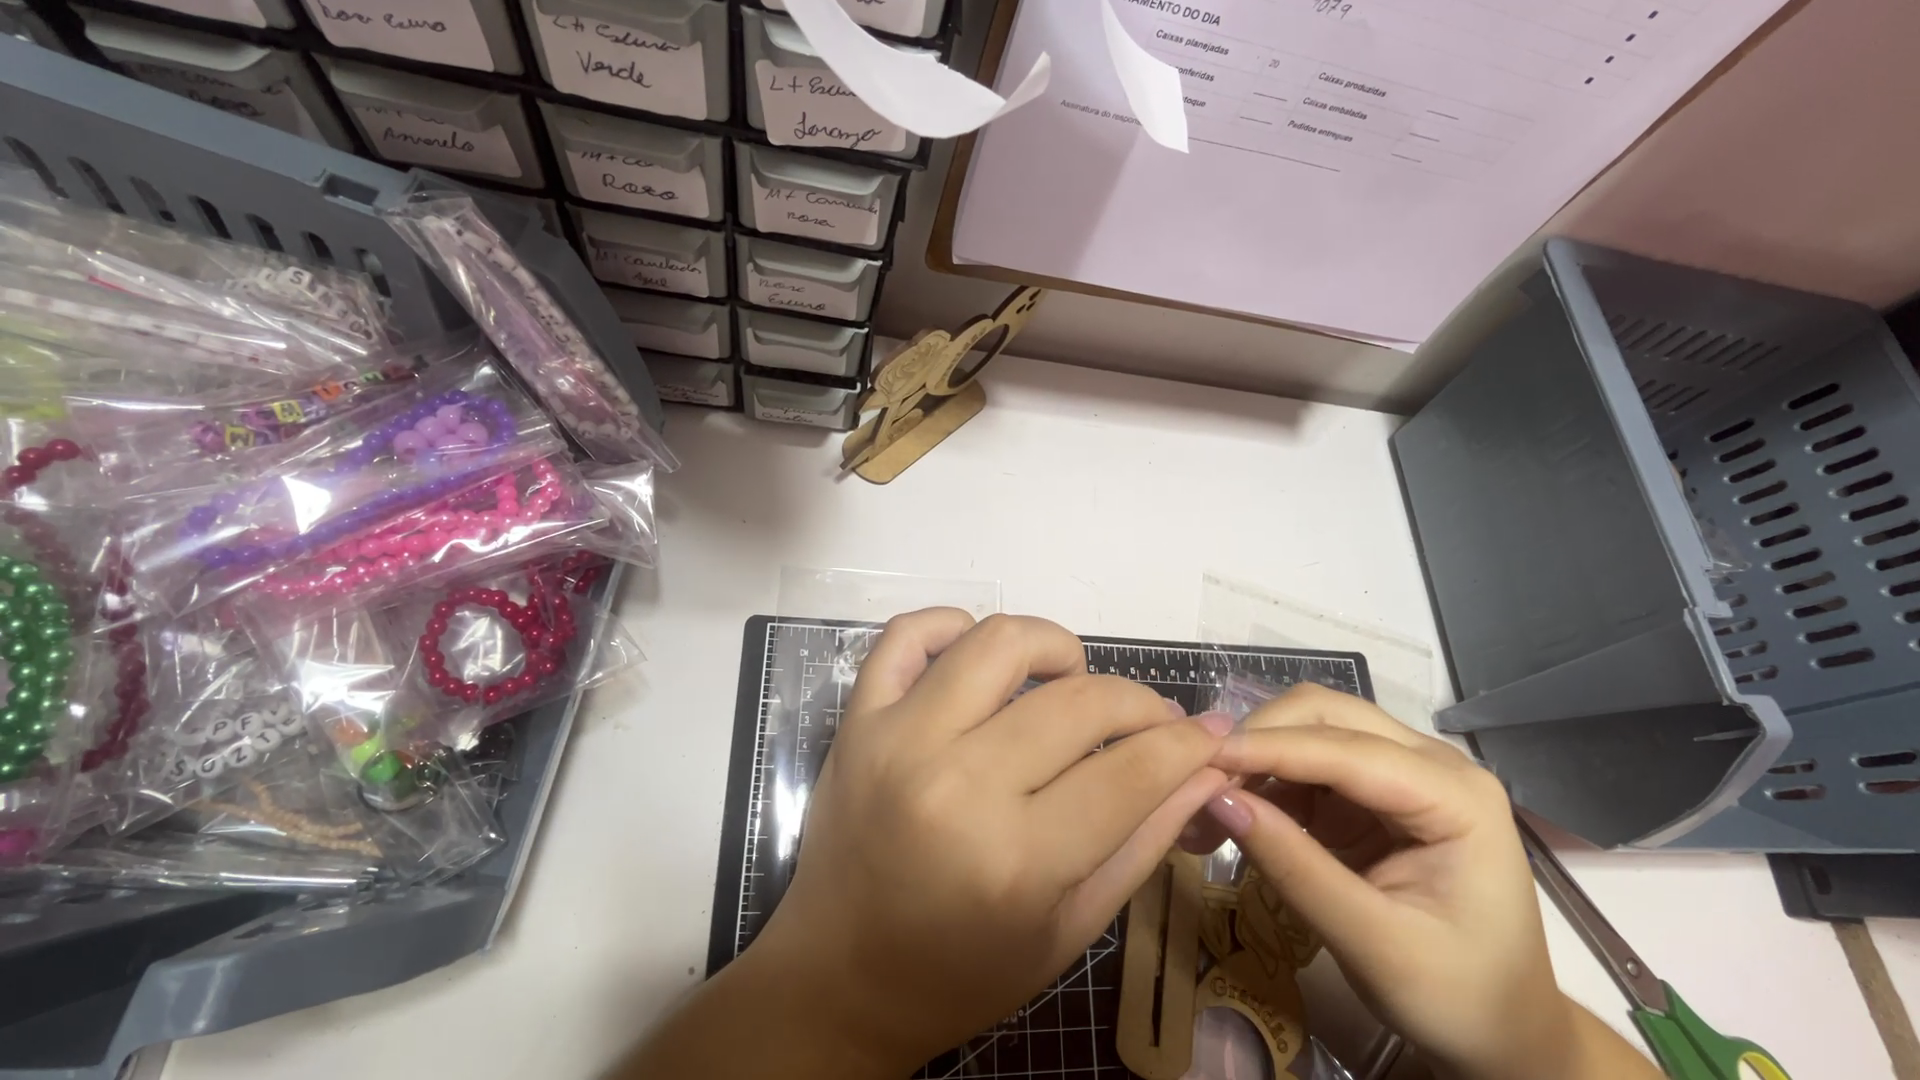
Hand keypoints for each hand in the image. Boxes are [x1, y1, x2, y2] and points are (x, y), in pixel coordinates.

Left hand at [747, 609, 1234, 1071]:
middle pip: (1080, 701)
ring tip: (1069, 681)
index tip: (1207, 735)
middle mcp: (957, 784)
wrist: (839, 977)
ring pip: (999, 642)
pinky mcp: (857, 719)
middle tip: (1148, 722)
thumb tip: (1207, 765)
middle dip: (1140, 702)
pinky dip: (952, 624)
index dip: (1188, 745)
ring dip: (1056, 646)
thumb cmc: (962, 972)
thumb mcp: (1069, 928)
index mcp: (1017, 859)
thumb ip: (1144, 841)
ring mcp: (898, 740)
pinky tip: (982, 657)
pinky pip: (907, 633)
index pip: (1134, 769)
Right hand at [1186, 684, 1642, 1079]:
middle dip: (1261, 737)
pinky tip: (1240, 811)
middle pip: (1328, 715)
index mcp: (1455, 797)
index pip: (1348, 750)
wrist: (1503, 1031)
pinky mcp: (1374, 792)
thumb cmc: (1457, 997)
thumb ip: (1296, 868)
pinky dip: (1266, 779)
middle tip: (1202, 781)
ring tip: (1211, 801)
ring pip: (1312, 728)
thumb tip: (1218, 800)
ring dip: (1258, 754)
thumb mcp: (1374, 944)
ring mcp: (1403, 773)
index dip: (1271, 748)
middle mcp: (1433, 765)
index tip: (1201, 762)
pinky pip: (1308, 764)